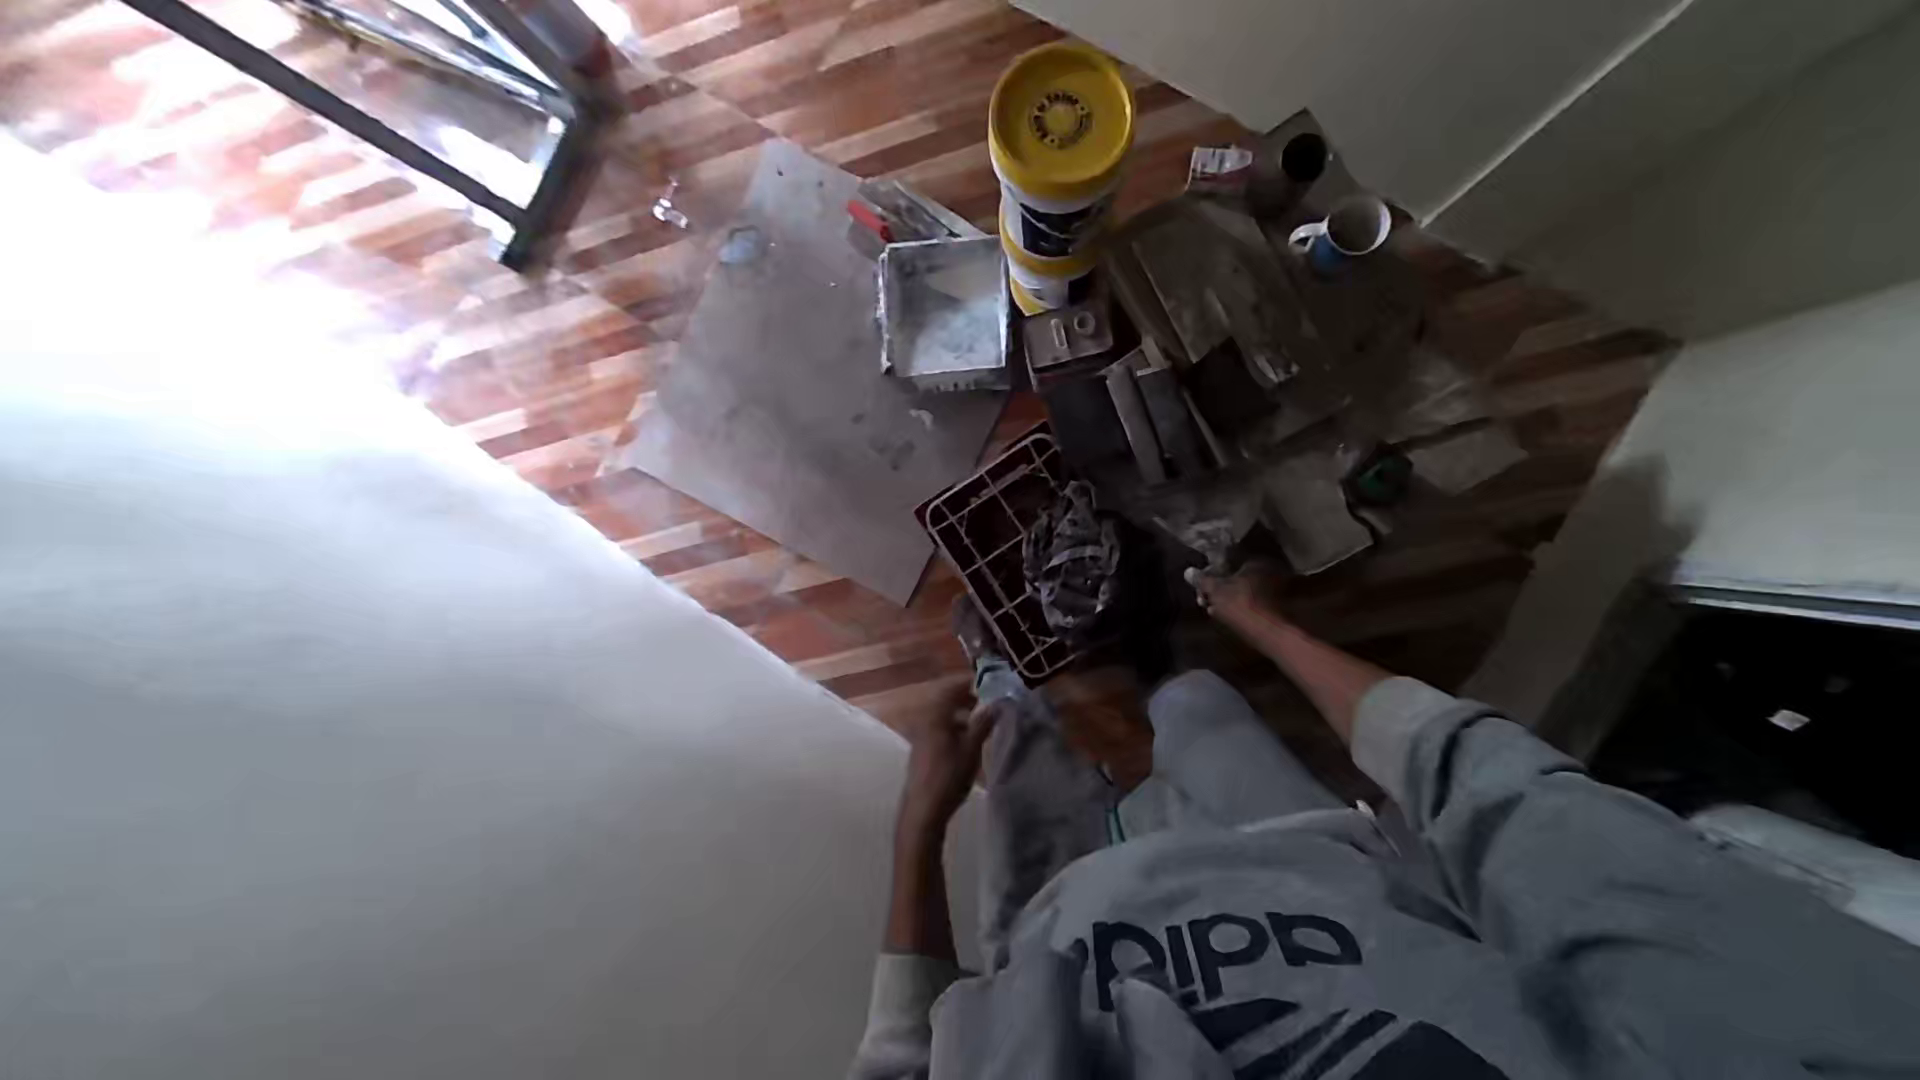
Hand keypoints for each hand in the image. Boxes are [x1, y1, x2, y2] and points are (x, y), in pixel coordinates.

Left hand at [897, 682, 1002, 835]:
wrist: (922, 811)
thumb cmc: (948, 777)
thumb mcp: (971, 749)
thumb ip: (984, 724)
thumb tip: (997, 702)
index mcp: (934, 716)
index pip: (950, 688)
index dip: (967, 682)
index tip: (986, 683)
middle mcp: (924, 721)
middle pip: (945, 701)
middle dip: (966, 698)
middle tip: (986, 701)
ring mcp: (920, 736)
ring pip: (943, 716)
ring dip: (961, 714)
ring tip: (980, 722)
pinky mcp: (922, 750)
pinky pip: (939, 729)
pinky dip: (954, 727)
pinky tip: (967, 741)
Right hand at [1186, 561, 1284, 627]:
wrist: (1266, 632)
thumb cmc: (1239, 605)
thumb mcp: (1215, 591)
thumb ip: (1202, 580)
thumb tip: (1188, 571)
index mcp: (1254, 562)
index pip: (1226, 563)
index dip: (1210, 575)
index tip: (1201, 587)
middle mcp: (1267, 571)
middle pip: (1235, 578)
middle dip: (1219, 588)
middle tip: (1204, 600)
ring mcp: (1273, 589)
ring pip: (1242, 591)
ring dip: (1227, 599)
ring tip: (1212, 610)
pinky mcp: (1274, 607)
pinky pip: (1250, 603)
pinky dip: (1238, 607)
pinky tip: (1226, 617)